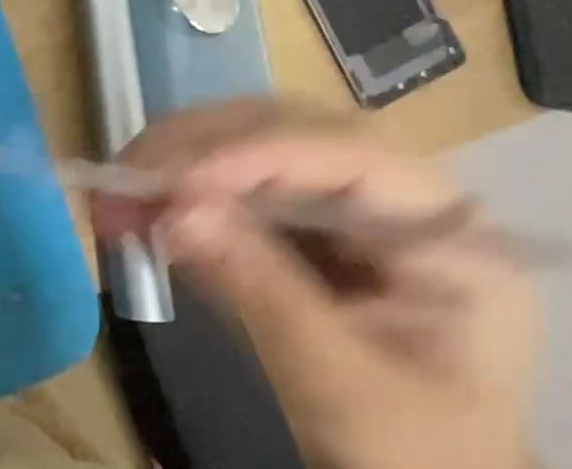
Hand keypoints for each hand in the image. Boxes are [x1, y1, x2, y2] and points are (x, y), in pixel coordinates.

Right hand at [92, 101, 537, 468]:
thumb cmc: (409, 450)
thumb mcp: (340, 383)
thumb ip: (262, 291)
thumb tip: (173, 211)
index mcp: (452, 236)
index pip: (351, 157)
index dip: (258, 154)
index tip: (176, 180)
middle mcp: (401, 200)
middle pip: (294, 133)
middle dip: (202, 146)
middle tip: (127, 174)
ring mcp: (351, 209)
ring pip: (256, 146)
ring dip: (179, 161)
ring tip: (118, 189)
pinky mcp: (308, 226)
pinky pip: (238, 185)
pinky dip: (182, 191)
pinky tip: (140, 206)